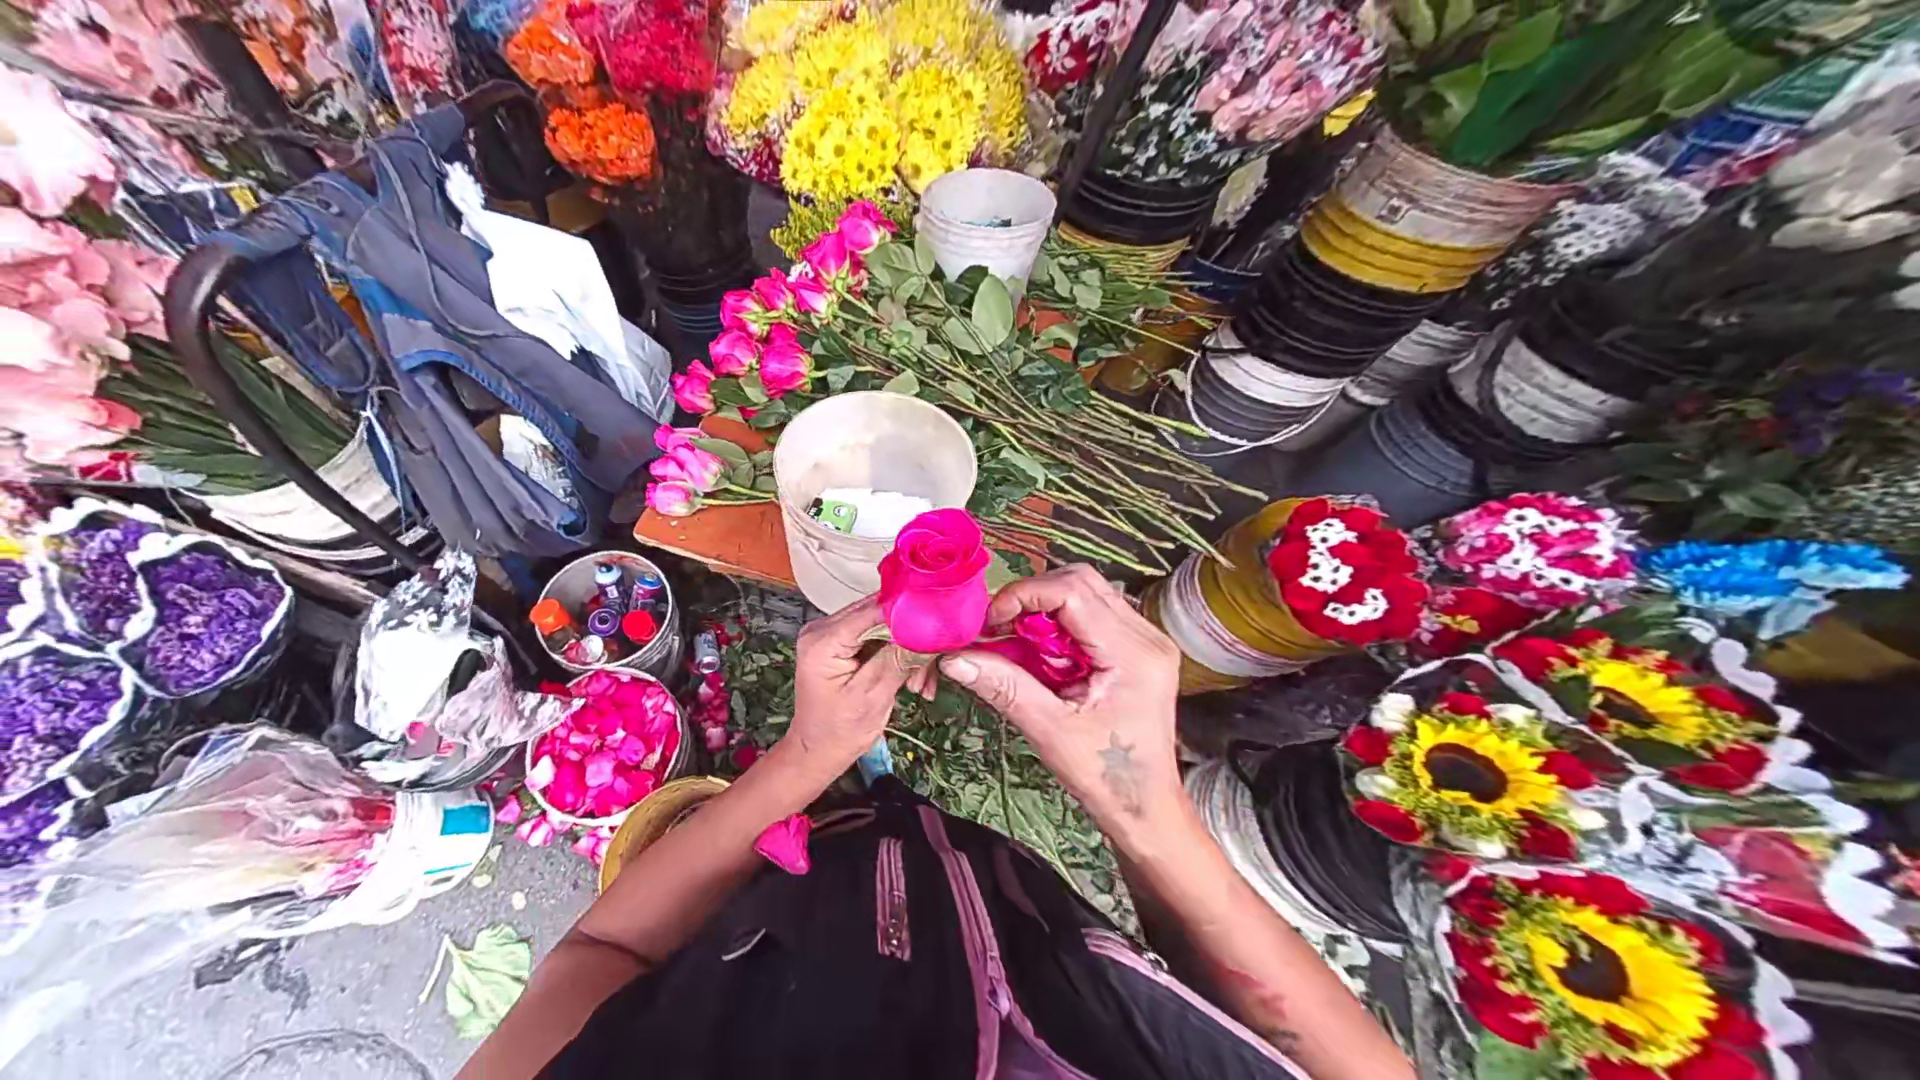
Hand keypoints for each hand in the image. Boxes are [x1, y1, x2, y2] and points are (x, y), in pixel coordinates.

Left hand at [787, 595, 923, 777]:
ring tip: (918, 681)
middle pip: (879, 614)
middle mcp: (823, 628)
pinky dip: (896, 653)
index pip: (873, 610)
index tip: (937, 625)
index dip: (908, 614)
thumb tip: (927, 632)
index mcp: (823, 640)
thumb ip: (897, 659)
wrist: (818, 751)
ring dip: (906, 648)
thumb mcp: (872, 696)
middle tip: (929, 665)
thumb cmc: (839, 731)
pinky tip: (909, 676)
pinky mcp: (843, 642)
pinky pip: (878, 636)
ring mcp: (833, 633)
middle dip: (908, 637)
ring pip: (883, 625)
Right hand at [940, 566, 1183, 832]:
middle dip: (1032, 599)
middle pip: (1081, 582)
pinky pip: (1092, 613)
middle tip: (1000, 630)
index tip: (991, 623)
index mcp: (1133, 654)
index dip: (1024, 596)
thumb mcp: (1050, 732)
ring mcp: (1146, 639)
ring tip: (1018, 643)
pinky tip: (1042, 654)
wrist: (1148, 809)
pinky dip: (1058, 624)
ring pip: (1086, 592)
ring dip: (1044, 610)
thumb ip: (1005, 687)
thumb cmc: (1106, 779)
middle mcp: (1146, 636)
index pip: (1073, 591)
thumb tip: (955, 658)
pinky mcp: (1137, 648)